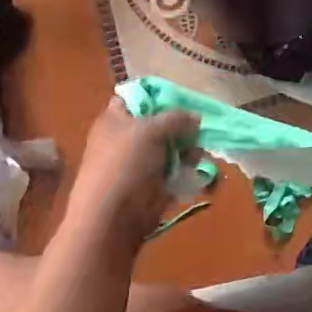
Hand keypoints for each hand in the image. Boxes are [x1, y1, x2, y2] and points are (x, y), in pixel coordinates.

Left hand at [69, 98, 199, 246]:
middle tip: (196, 131)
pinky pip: (178, 168)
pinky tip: (196, 171)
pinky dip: (189, 169)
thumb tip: (195, 117)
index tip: (183, 101)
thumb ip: (175, 118)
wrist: (115, 214)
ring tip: (196, 157)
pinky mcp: (156, 182)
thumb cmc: (126, 164)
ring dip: (189, 150)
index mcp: (117, 119)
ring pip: (175, 146)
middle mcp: (129, 137)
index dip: (159, 97)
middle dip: (182, 127)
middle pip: (162, 123)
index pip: (137, 98)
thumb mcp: (150, 130)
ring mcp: (143, 161)